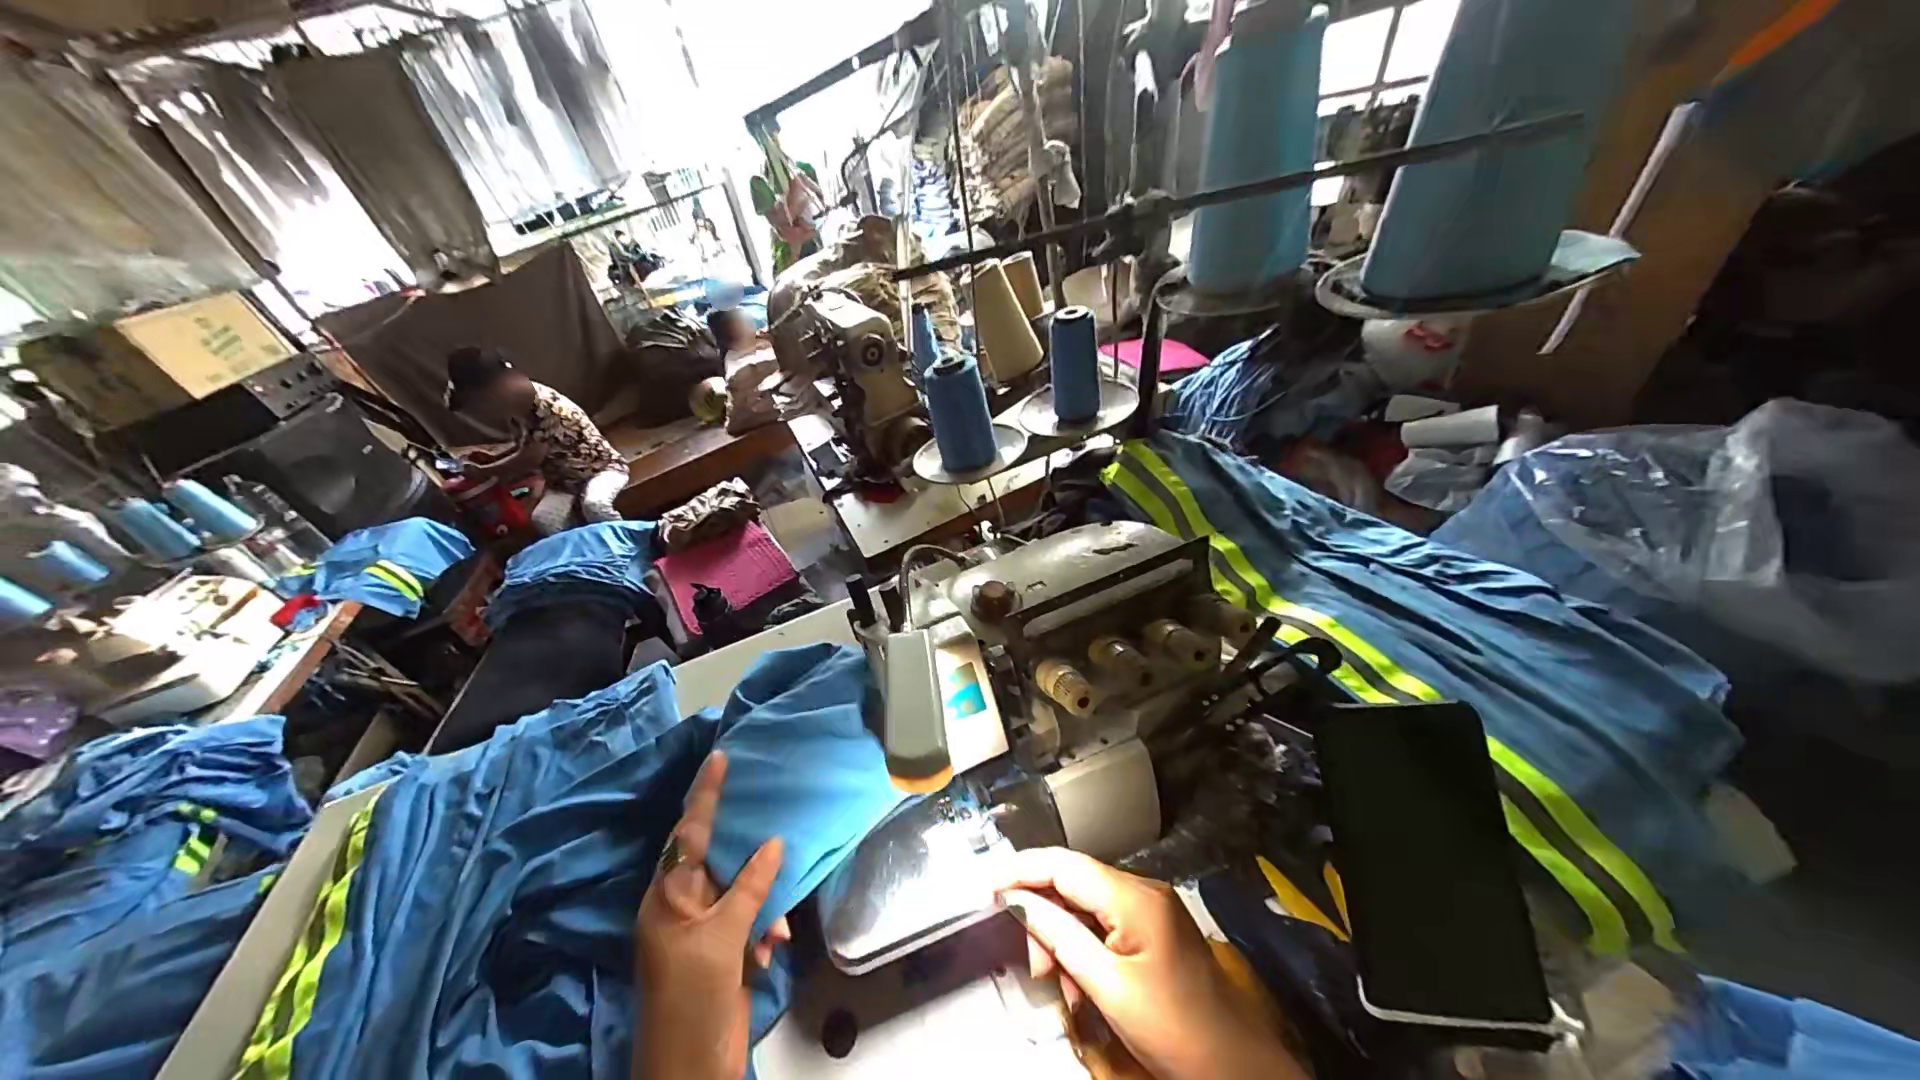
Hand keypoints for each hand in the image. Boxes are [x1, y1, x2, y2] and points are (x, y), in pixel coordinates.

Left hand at [634, 752, 791, 1079]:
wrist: (691, 1069)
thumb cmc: (693, 999)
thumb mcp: (722, 940)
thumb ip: (750, 888)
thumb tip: (775, 843)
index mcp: (667, 898)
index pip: (689, 834)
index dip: (705, 795)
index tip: (720, 758)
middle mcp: (682, 905)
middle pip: (718, 857)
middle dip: (748, 849)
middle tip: (769, 814)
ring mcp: (702, 928)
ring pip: (742, 888)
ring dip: (763, 903)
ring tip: (772, 933)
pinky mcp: (721, 948)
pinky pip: (750, 917)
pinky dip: (764, 928)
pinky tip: (769, 952)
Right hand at [998, 848, 1307, 1079]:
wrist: (1241, 1067)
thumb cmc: (1177, 1031)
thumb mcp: (1108, 987)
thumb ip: (1060, 937)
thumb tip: (1018, 903)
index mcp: (1133, 896)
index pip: (1063, 865)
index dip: (1022, 870)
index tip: (988, 886)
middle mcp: (1142, 890)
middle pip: (1073, 883)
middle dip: (1044, 916)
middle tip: (1034, 963)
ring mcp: (1151, 908)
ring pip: (1086, 905)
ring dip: (1063, 937)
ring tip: (1059, 981)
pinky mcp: (1155, 928)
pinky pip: (1105, 923)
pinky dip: (1084, 947)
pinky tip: (1081, 984)